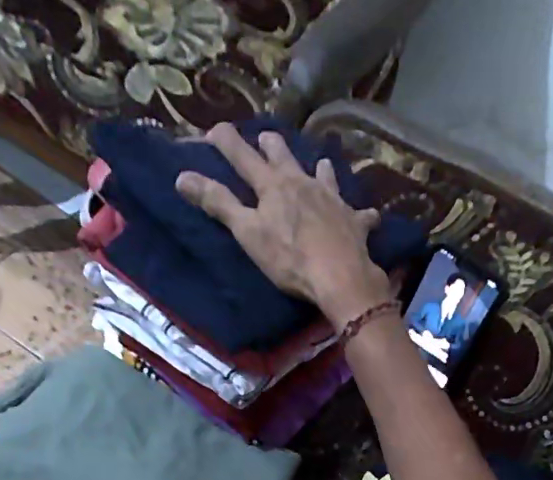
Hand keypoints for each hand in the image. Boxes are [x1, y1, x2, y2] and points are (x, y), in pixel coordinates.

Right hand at [175, 124, 395, 325]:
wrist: (341, 277)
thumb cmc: (290, 258)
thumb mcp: (248, 233)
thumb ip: (218, 203)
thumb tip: (182, 176)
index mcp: (273, 185)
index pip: (242, 155)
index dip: (226, 140)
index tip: (214, 129)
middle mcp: (303, 183)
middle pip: (284, 154)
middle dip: (271, 144)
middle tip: (266, 138)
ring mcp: (333, 200)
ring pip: (325, 174)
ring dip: (321, 168)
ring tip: (320, 165)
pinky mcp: (355, 222)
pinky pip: (362, 214)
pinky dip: (363, 214)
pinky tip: (370, 216)